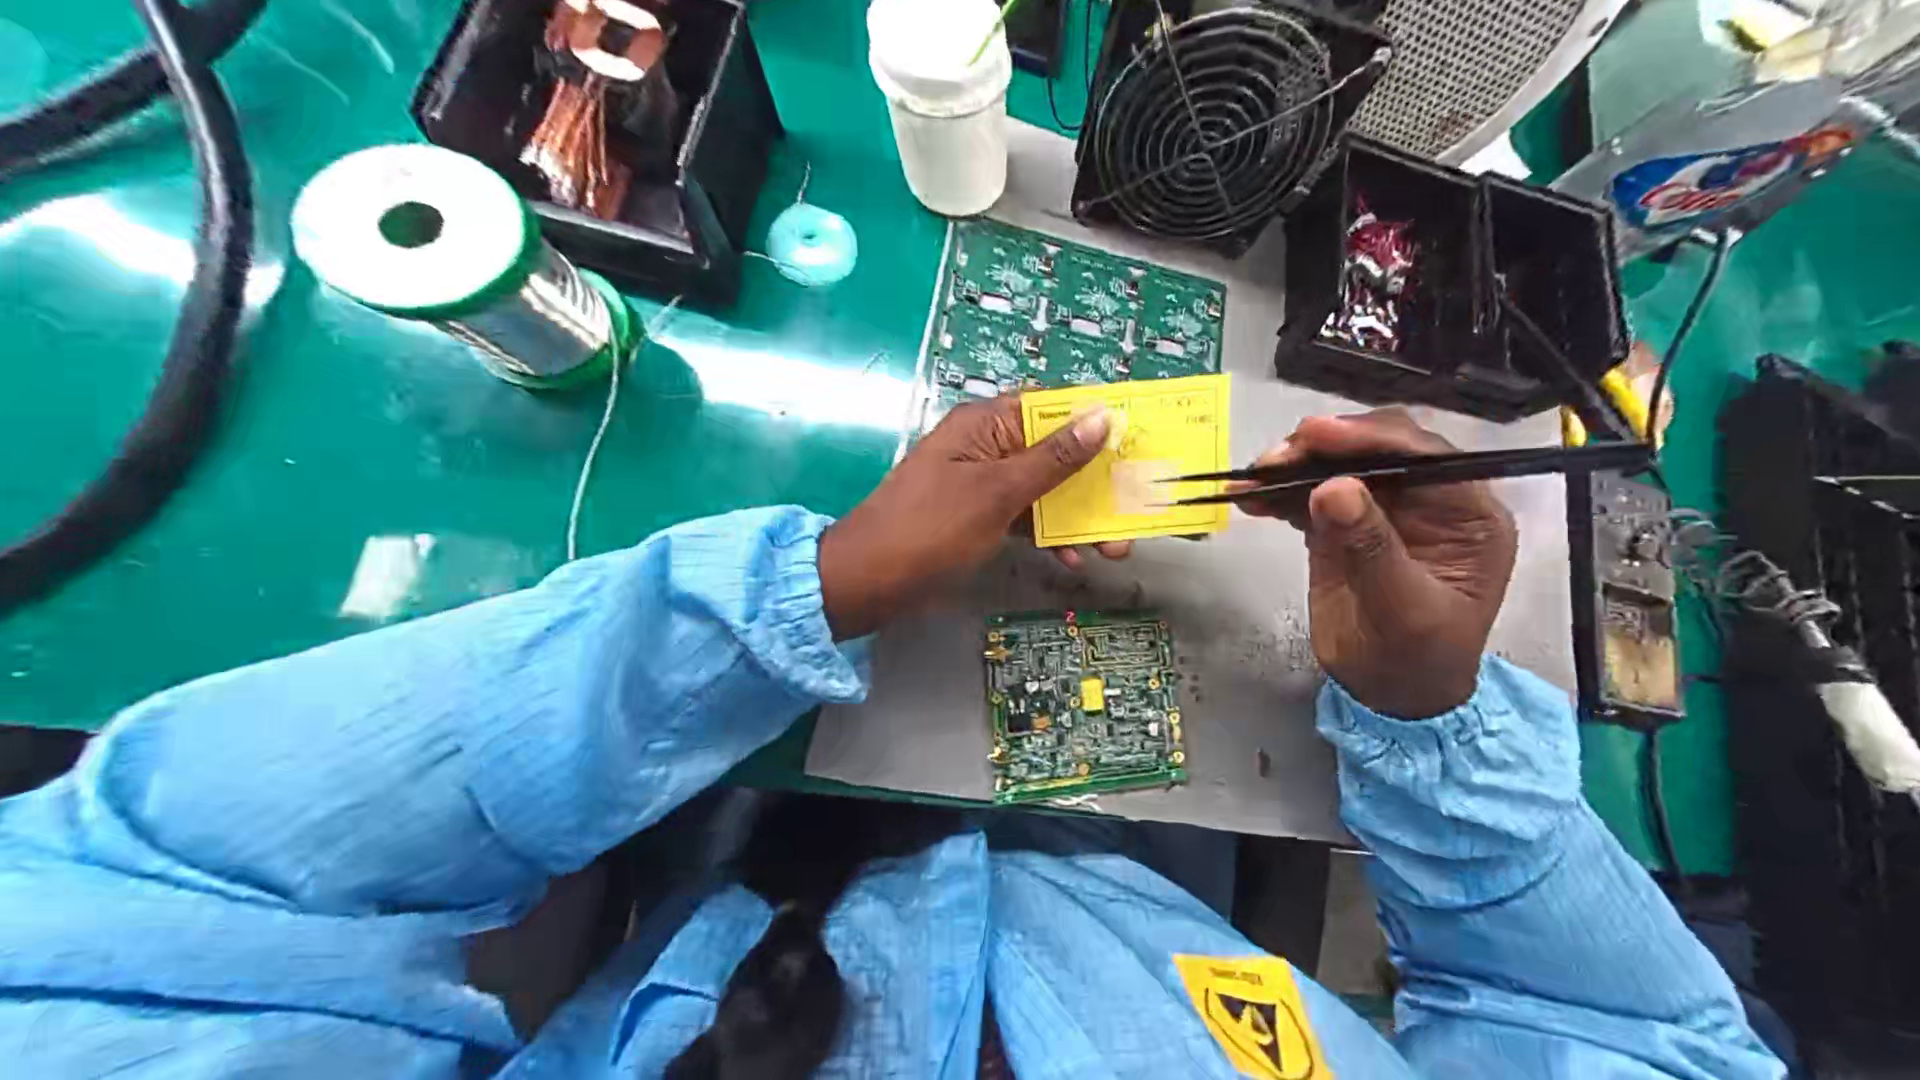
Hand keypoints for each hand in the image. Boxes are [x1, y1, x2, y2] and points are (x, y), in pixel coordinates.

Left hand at [819, 397, 1129, 638]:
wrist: (869, 580)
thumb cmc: (931, 528)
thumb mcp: (997, 492)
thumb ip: (1052, 458)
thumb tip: (1102, 416)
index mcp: (985, 424)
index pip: (1051, 407)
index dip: (1096, 420)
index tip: (1139, 439)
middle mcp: (986, 446)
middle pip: (1054, 452)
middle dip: (1095, 483)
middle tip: (1134, 508)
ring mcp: (982, 484)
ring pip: (1044, 490)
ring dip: (1078, 517)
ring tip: (1113, 547)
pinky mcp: (979, 517)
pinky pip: (1025, 517)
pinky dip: (1047, 536)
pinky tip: (1069, 559)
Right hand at [1241, 409, 1516, 718]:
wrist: (1387, 691)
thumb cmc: (1414, 658)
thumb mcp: (1402, 607)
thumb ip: (1370, 546)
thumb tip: (1332, 488)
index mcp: (1464, 514)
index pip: (1422, 455)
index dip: (1368, 438)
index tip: (1314, 434)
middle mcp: (1425, 501)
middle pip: (1375, 449)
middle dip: (1323, 447)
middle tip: (1274, 459)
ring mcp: (1378, 510)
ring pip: (1335, 465)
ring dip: (1290, 466)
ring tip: (1250, 479)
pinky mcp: (1338, 524)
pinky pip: (1306, 494)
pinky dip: (1275, 493)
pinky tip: (1248, 497)